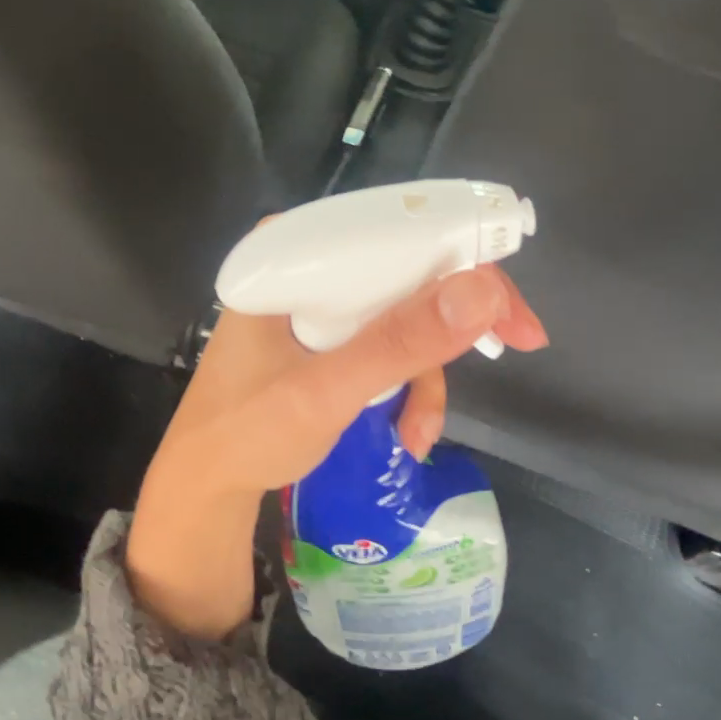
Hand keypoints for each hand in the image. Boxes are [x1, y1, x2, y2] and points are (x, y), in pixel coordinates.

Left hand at [127, 265, 547, 639]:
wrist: (204, 491)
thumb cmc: (246, 434)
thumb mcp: (325, 391)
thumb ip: (398, 344)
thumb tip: (482, 292)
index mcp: (290, 252)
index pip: (389, 228)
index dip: (458, 253)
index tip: (506, 300)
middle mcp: (305, 266)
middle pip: (402, 268)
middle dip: (454, 319)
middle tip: (516, 340)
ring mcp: (316, 305)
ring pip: (402, 312)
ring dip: (426, 372)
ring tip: (420, 431)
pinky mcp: (324, 341)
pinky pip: (385, 345)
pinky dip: (406, 385)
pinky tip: (408, 431)